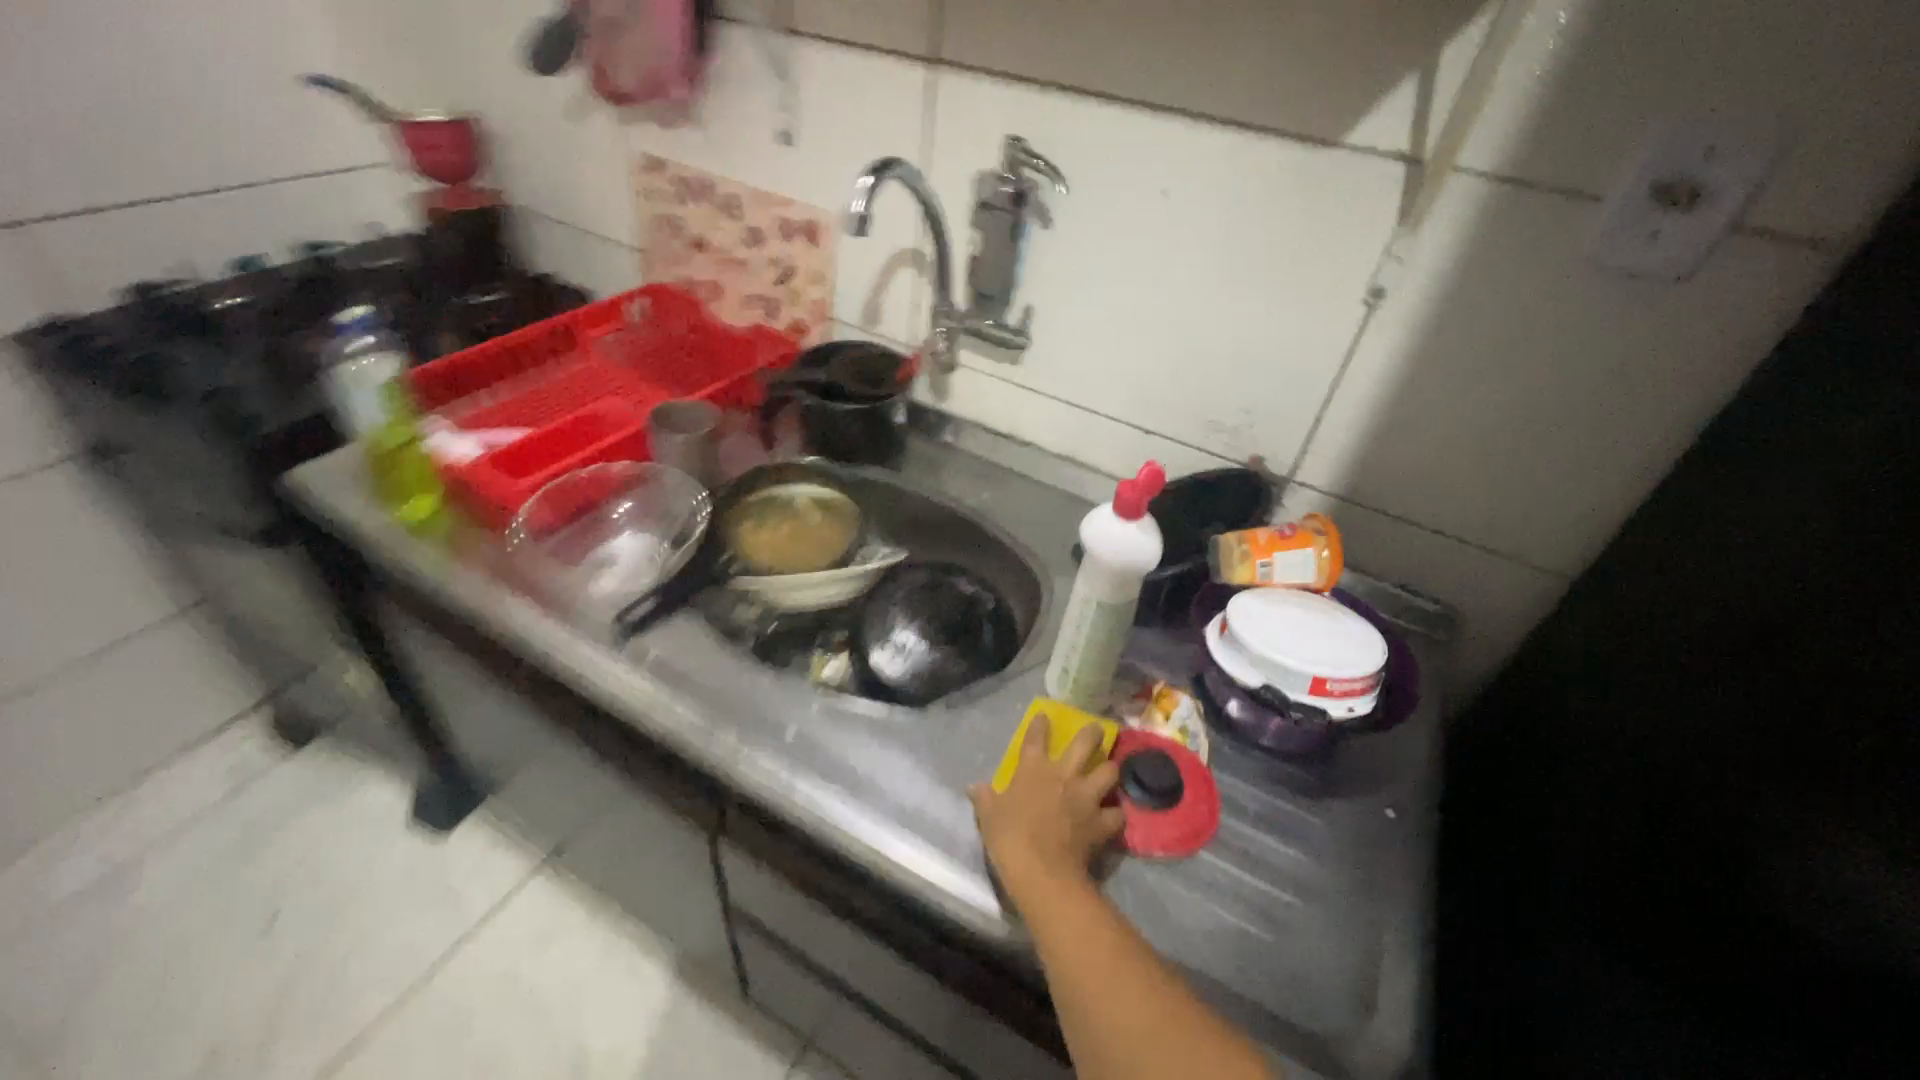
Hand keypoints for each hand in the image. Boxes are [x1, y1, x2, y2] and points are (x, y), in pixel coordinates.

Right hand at [970, 713, 1125, 906]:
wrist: (1041, 871)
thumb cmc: (1009, 839)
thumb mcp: (988, 817)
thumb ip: (984, 798)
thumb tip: (973, 787)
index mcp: (1034, 769)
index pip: (1036, 738)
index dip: (1040, 725)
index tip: (1044, 716)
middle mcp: (1064, 775)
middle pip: (1085, 742)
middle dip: (1092, 732)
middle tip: (1096, 730)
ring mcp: (1087, 797)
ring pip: (1109, 771)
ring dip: (1110, 770)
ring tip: (1110, 771)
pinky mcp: (1102, 821)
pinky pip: (1117, 813)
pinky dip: (1116, 814)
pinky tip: (1113, 816)